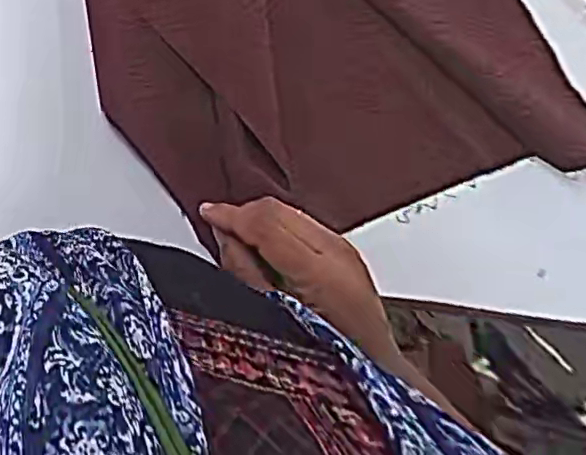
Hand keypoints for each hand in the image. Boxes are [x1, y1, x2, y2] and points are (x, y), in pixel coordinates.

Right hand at [200, 198, 399, 363]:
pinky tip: (266, 245)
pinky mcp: (346, 249)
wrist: (378, 377)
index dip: (230, 214)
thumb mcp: (274, 321)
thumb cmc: (330, 361)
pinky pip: (300, 221)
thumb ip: (245, 272)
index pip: (265, 222)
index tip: (207, 212)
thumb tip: (224, 234)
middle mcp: (339, 254)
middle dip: (242, 212)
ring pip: (287, 210)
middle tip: (220, 226)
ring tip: (241, 237)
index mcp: (323, 275)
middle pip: (276, 209)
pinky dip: (277, 225)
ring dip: (259, 218)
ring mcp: (345, 249)